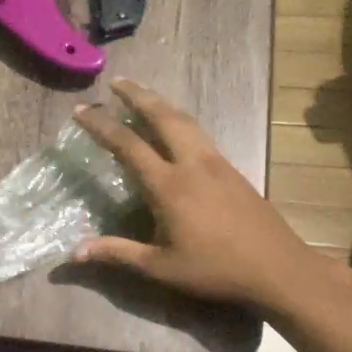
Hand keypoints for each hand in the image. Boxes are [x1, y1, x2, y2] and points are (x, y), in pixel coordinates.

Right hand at [72, 78, 339, 314]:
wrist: (277, 268)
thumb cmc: (214, 270)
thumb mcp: (160, 267)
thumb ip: (118, 253)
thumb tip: (74, 252)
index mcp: (168, 186)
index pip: (127, 146)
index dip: (101, 125)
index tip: (80, 111)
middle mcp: (192, 164)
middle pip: (162, 117)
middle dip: (137, 95)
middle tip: (116, 81)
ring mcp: (215, 163)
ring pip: (185, 120)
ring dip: (161, 103)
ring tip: (143, 94)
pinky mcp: (231, 170)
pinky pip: (199, 133)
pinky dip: (180, 119)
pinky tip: (176, 126)